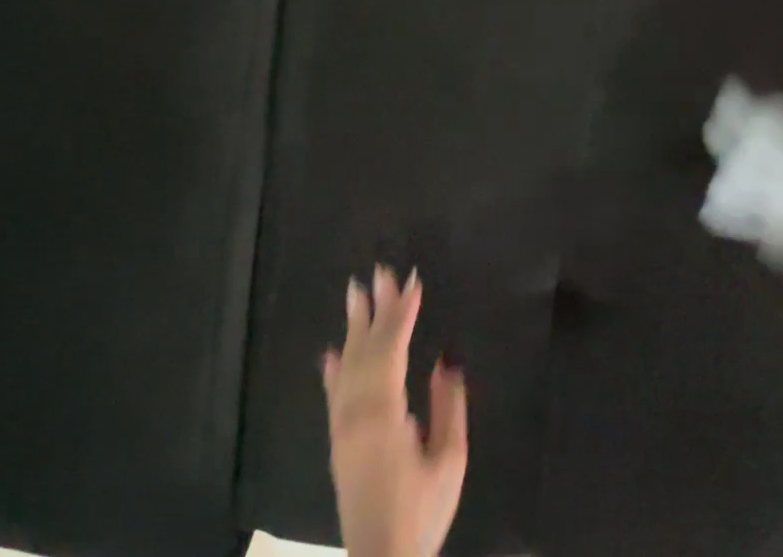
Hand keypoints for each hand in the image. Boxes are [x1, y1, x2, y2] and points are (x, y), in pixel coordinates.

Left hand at [322, 266, 468, 556]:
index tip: (413, 281)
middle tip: (381, 271)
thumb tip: (445, 360)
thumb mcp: (449, 459)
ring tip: (355, 292)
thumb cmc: (422, 510)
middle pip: (366, 349)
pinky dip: (334, 368)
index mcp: (383, 415)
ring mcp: (342, 427)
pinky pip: (333, 393)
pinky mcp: (337, 442)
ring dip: (353, 327)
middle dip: (376, 309)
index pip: (392, 350)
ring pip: (346, 365)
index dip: (403, 314)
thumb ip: (447, 407)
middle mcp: (355, 413)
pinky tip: (332, 351)